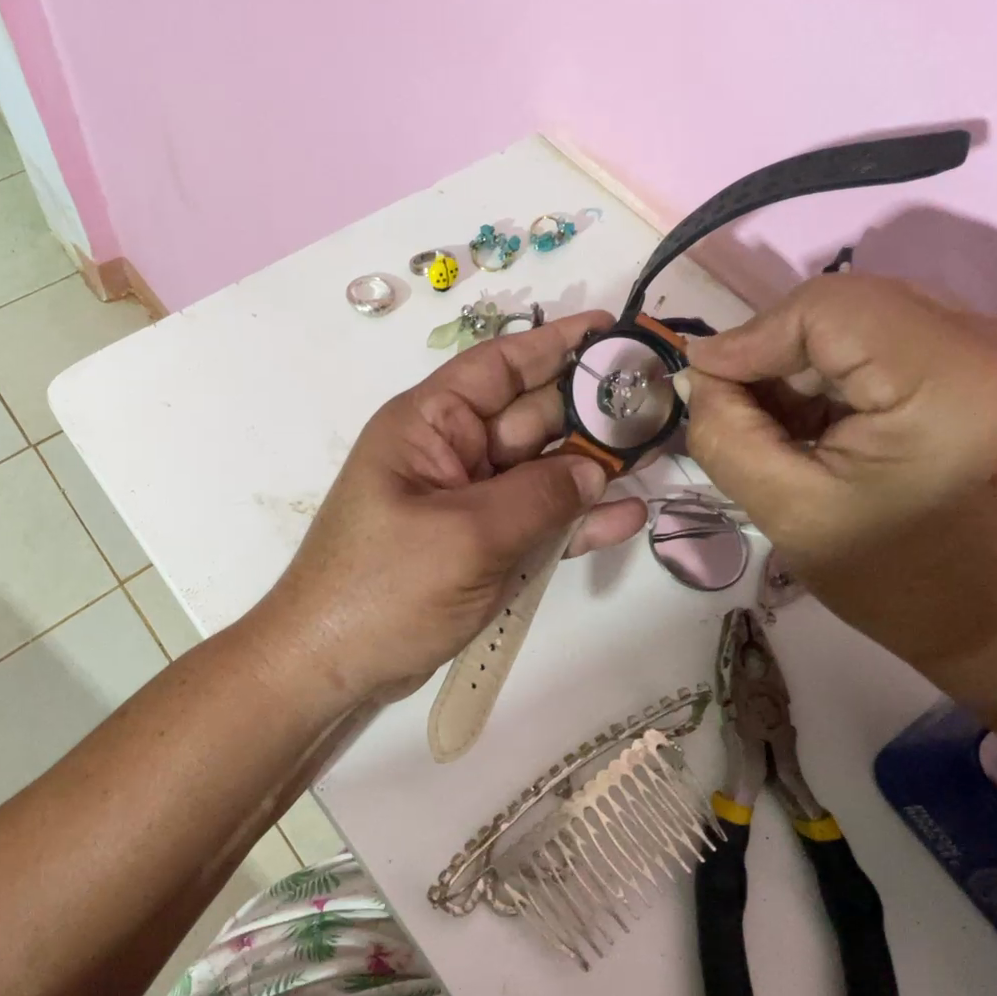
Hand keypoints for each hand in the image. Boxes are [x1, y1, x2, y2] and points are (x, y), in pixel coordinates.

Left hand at [253, 311, 646, 706]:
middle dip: (592, 410)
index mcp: (428, 425)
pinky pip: (535, 522)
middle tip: (666, 402)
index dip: (555, 345)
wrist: (331, 665)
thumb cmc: (383, 587)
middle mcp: (450, 454)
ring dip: (595, 466)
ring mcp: (467, 503)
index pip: (498, 367)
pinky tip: (629, 515)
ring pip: (541, 471)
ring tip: (663, 452)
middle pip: (531, 418)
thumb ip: (540, 497)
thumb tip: (597, 470)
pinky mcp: (479, 548)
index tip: (614, 330)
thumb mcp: (466, 535)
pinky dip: (576, 520)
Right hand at [680, 275, 996, 690]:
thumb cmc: (905, 586)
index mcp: (953, 388)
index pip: (829, 308)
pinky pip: (905, 334)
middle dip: (780, 351)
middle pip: (852, 305)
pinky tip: (836, 420)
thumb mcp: (789, 517)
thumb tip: (704, 374)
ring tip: (788, 423)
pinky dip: (852, 367)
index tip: (705, 381)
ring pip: (874, 315)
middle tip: (740, 408)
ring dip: (812, 360)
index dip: (754, 336)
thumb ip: (727, 436)